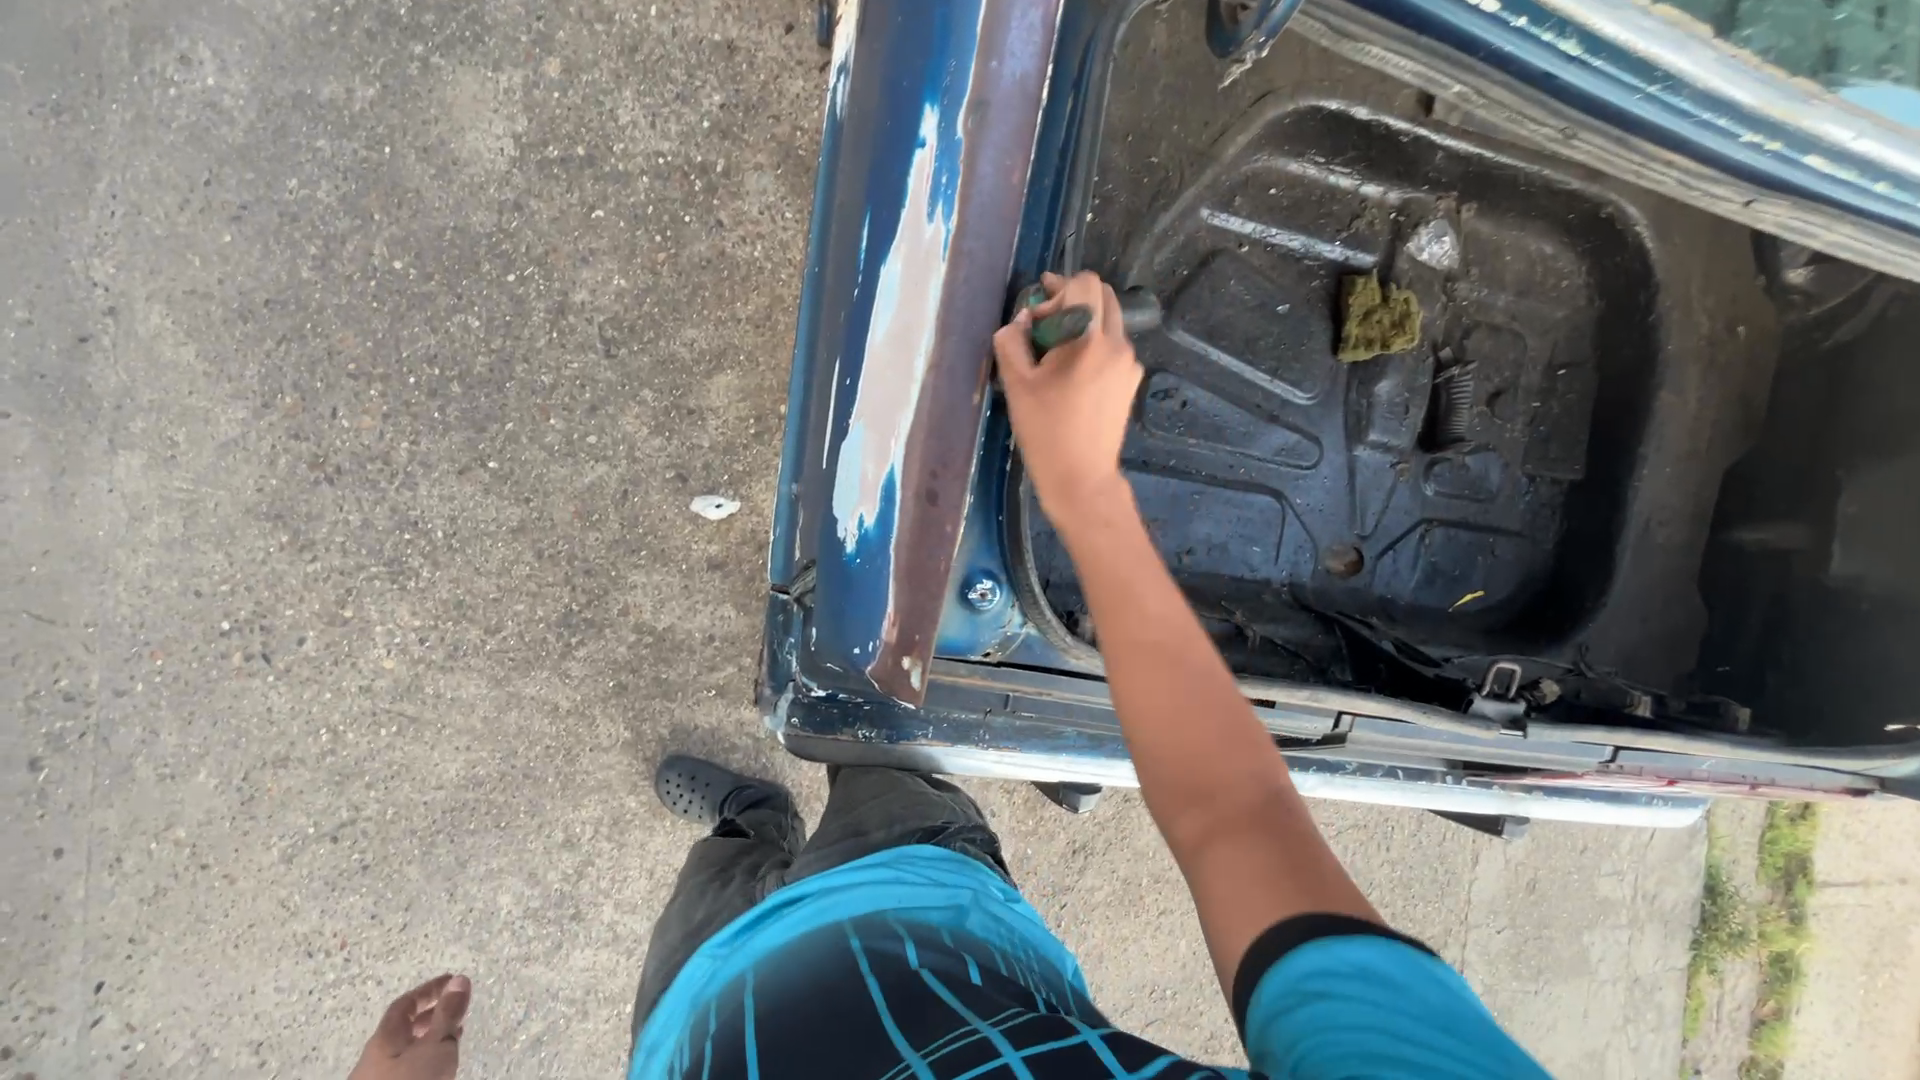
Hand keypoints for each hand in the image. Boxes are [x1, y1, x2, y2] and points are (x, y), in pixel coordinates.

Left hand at [348, 974, 471, 1079]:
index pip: (404, 1003)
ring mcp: (376, 1078)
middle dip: (430, 1013)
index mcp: (384, 1039)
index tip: (453, 980)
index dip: (429, 989)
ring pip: (404, 1049)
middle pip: (402, 1027)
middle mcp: (374, 1057)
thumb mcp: (437, 1045)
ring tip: (454, 1036)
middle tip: (457, 1008)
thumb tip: (459, 980)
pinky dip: (424, 1057)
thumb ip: (448, 1014)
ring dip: (429, 1037)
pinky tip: (439, 1065)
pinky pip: (404, 1067)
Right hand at [991, 271, 1143, 529]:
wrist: (1081, 478)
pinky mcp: (1132, 382)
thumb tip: (1022, 319)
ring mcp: (1130, 363)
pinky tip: (1073, 375)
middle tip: (1045, 324)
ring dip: (1084, 323)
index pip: (1085, 283)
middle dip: (1073, 300)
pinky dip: (1094, 345)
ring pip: (1110, 321)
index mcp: (1090, 339)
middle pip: (1103, 296)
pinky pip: (1114, 347)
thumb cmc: (1045, 432)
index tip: (1037, 314)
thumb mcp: (1016, 384)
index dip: (1058, 289)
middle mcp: (1118, 344)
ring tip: (1056, 354)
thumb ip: (1012, 340)